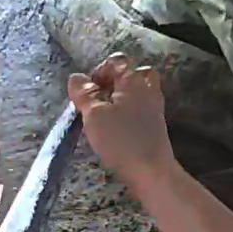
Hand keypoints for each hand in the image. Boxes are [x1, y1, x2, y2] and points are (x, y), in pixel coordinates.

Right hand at [68, 54, 172, 184]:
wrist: (151, 171)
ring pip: (138, 92)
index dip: (99, 70)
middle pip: (134, 73)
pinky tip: (116, 127)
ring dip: (122, 97)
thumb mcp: (94, 115)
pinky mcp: (156, 126)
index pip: (117, 60)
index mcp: (134, 81)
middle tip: (100, 97)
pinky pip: (141, 109)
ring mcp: (154, 108)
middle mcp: (148, 90)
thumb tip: (76, 78)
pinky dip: (129, 112)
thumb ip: (84, 94)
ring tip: (105, 114)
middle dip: (115, 81)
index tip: (88, 90)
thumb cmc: (121, 140)